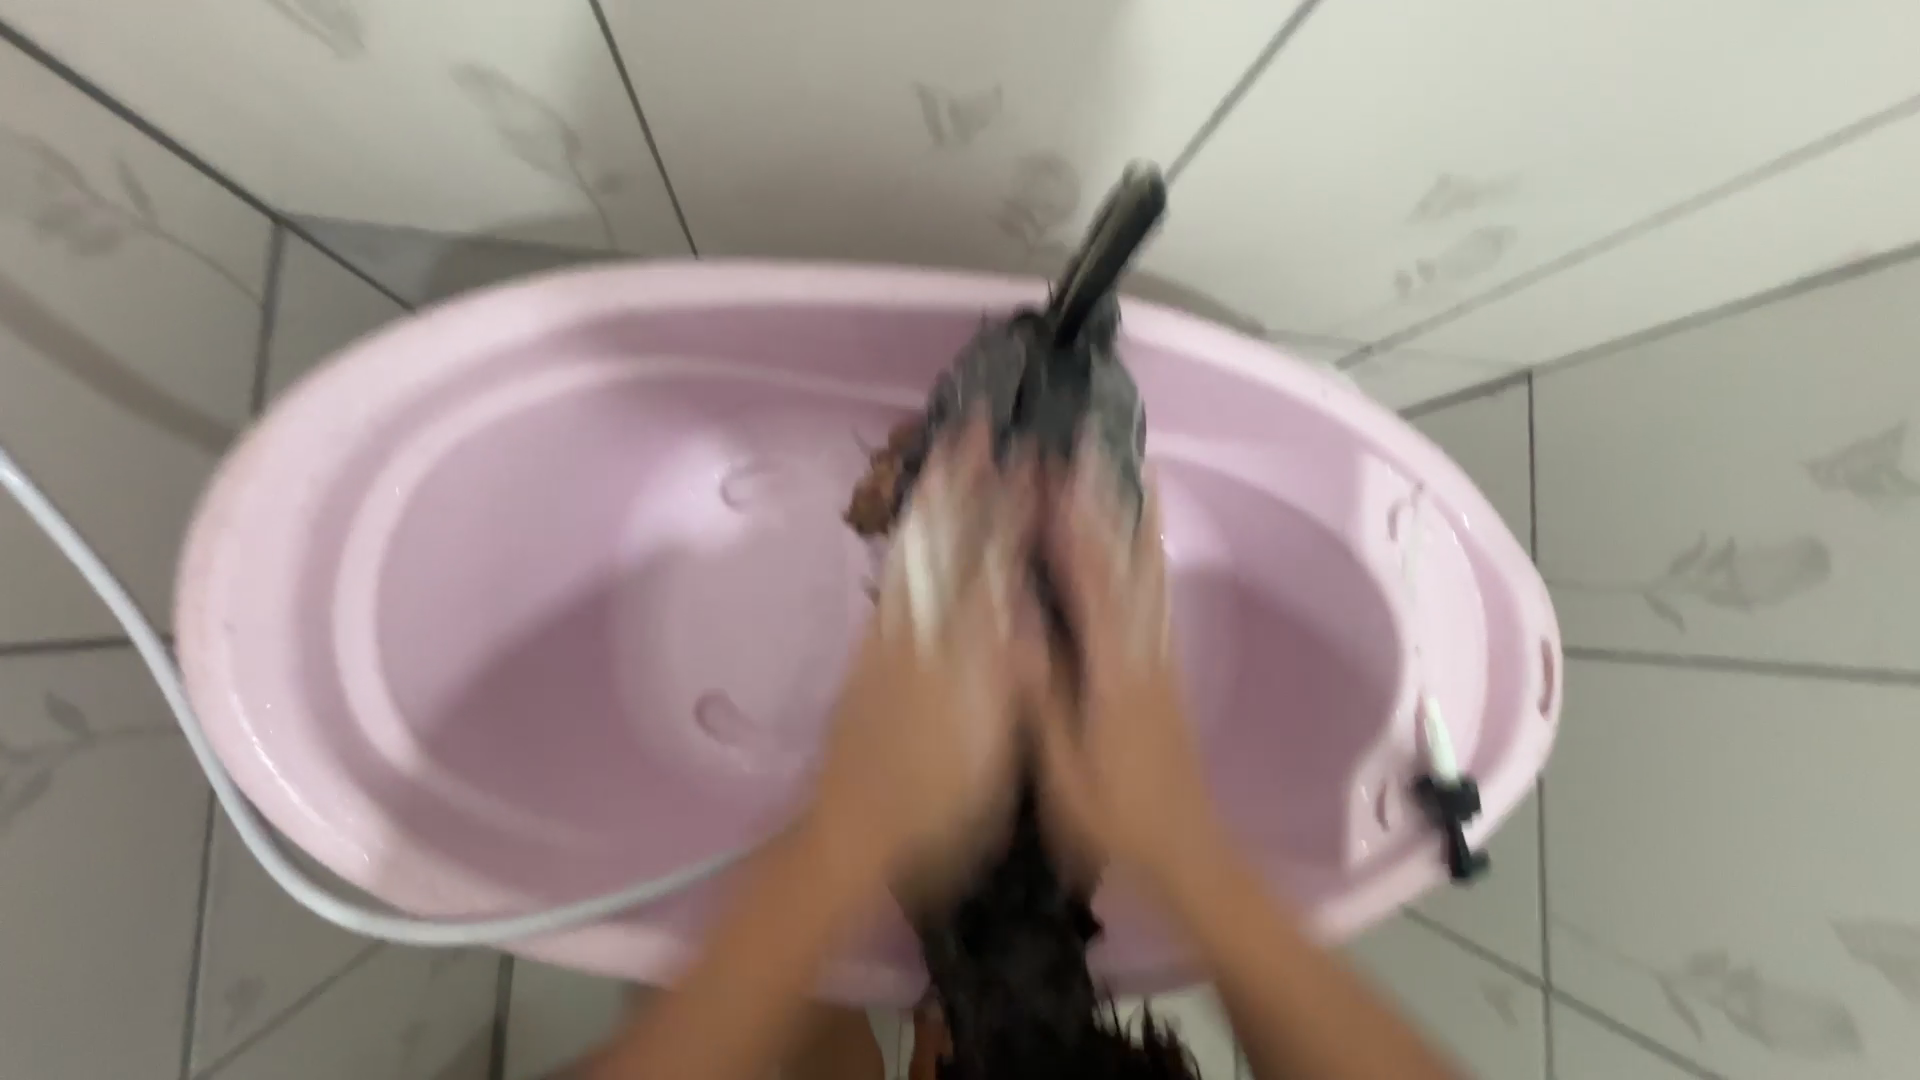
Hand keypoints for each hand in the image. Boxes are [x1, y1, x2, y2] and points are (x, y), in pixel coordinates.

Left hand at [808, 419, 1037, 904]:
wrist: (851, 831)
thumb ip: (1011, 680)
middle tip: (976, 427)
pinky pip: (892, 578)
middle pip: (946, 541)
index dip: (1013, 509)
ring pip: (912, 551)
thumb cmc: (940, 807)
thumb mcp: (994, 755)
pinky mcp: (869, 649)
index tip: (1030, 462)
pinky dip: (906, 537)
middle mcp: (923, 631)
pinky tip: (914, 522)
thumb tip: (1029, 613)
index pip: (994, 565)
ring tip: (944, 452)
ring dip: (931, 495)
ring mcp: (890, 636)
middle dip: (963, 478)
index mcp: (963, 654)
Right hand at [1030, 450, 1222, 884]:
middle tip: (1100, 448)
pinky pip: (1157, 598)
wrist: (1187, 852)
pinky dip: (1151, 557)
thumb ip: (1041, 696)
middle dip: (1111, 500)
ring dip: (1142, 518)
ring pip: (1152, 574)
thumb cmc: (1113, 817)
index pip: (1089, 580)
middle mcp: (1142, 649)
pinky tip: (1146, 545)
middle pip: (1129, 561)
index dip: (1072, 522)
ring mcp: (1159, 656)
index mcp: (1112, 669)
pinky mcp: (1165, 669)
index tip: (1054, 472)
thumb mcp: (1063, 768)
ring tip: (1139, 471)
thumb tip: (1014, 627)